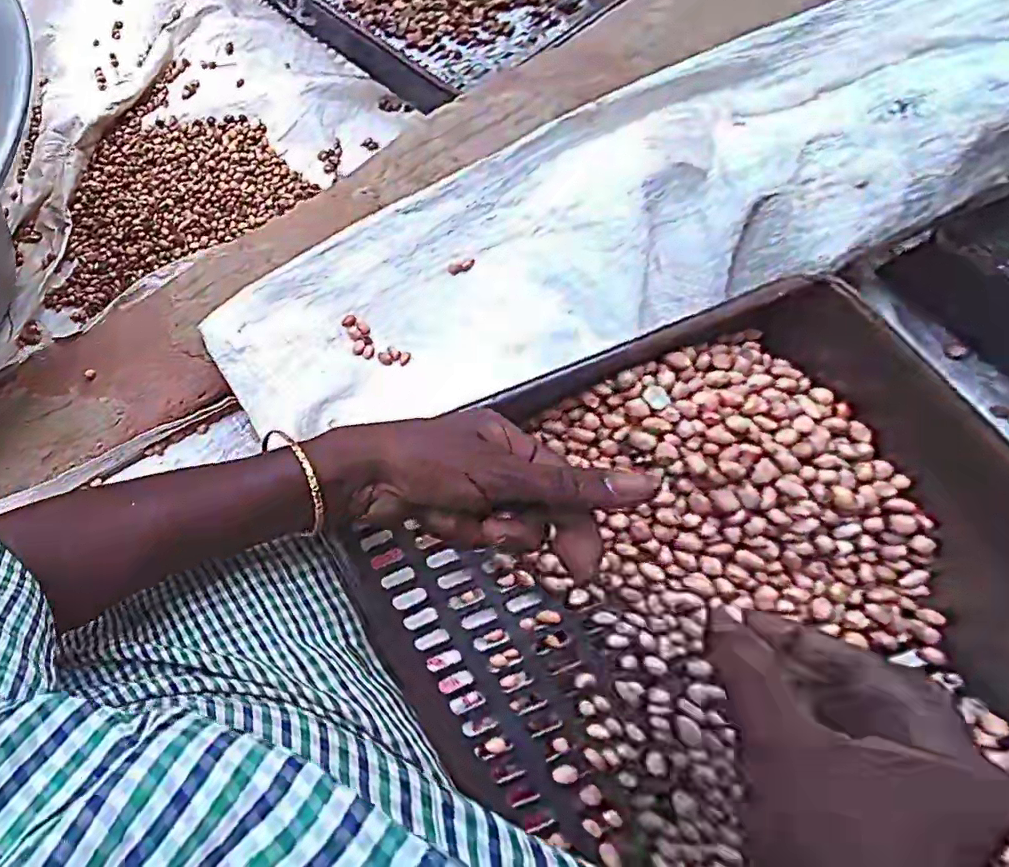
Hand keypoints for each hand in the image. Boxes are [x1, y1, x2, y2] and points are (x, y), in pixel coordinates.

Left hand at [306, 409, 657, 579]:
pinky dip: (454, 530)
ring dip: (480, 529)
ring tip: (451, 515)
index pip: (564, 485)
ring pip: (503, 526)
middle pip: (535, 510)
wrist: (357, 477)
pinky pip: (470, 531)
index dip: (577, 525)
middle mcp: (490, 460)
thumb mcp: (499, 474)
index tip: (582, 568)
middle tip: (499, 537)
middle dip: (516, 528)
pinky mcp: (443, 507)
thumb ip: (569, 487)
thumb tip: (651, 485)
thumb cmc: (424, 462)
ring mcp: (465, 486)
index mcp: (506, 439)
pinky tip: (430, 517)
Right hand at [709, 606, 1008, 866]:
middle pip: (871, 700)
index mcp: (962, 768)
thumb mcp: (780, 746)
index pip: (881, 675)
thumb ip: (750, 676)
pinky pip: (843, 752)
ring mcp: (924, 806)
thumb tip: (719, 619)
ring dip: (793, 694)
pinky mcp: (886, 817)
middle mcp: (957, 784)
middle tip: (737, 641)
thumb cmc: (827, 837)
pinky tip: (759, 714)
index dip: (808, 640)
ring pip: (854, 725)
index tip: (744, 619)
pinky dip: (799, 725)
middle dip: (798, 666)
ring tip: (739, 671)